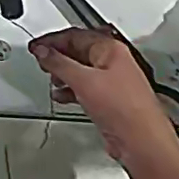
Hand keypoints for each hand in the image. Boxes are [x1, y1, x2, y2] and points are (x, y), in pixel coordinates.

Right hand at [28, 28, 178, 171]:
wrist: (142, 142)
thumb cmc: (126, 110)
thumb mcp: (84, 81)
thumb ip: (59, 64)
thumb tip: (44, 51)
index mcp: (111, 49)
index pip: (76, 35)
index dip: (53, 40)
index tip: (37, 46)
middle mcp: (113, 63)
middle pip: (79, 51)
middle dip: (57, 55)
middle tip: (41, 58)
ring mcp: (112, 82)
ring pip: (81, 70)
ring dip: (63, 73)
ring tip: (49, 76)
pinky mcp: (109, 101)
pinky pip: (85, 88)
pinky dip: (71, 89)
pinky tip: (62, 95)